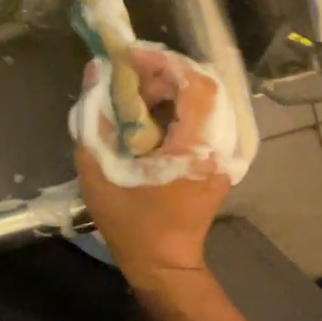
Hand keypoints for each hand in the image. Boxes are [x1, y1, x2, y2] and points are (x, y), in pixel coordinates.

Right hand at [76, 48, 228, 281]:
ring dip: (169, 86)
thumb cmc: (129, 221)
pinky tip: (148, 112)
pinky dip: (176, 103)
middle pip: (204, 86)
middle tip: (128, 76)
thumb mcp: (98, 169)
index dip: (164, 62)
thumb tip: (95, 72)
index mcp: (196, 151)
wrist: (164, 263)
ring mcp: (226, 154)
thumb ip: (95, 117)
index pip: (197, 86)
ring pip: (206, 97)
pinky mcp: (220, 158)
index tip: (128, 56)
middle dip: (163, 72)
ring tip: (134, 94)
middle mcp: (221, 148)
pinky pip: (205, 114)